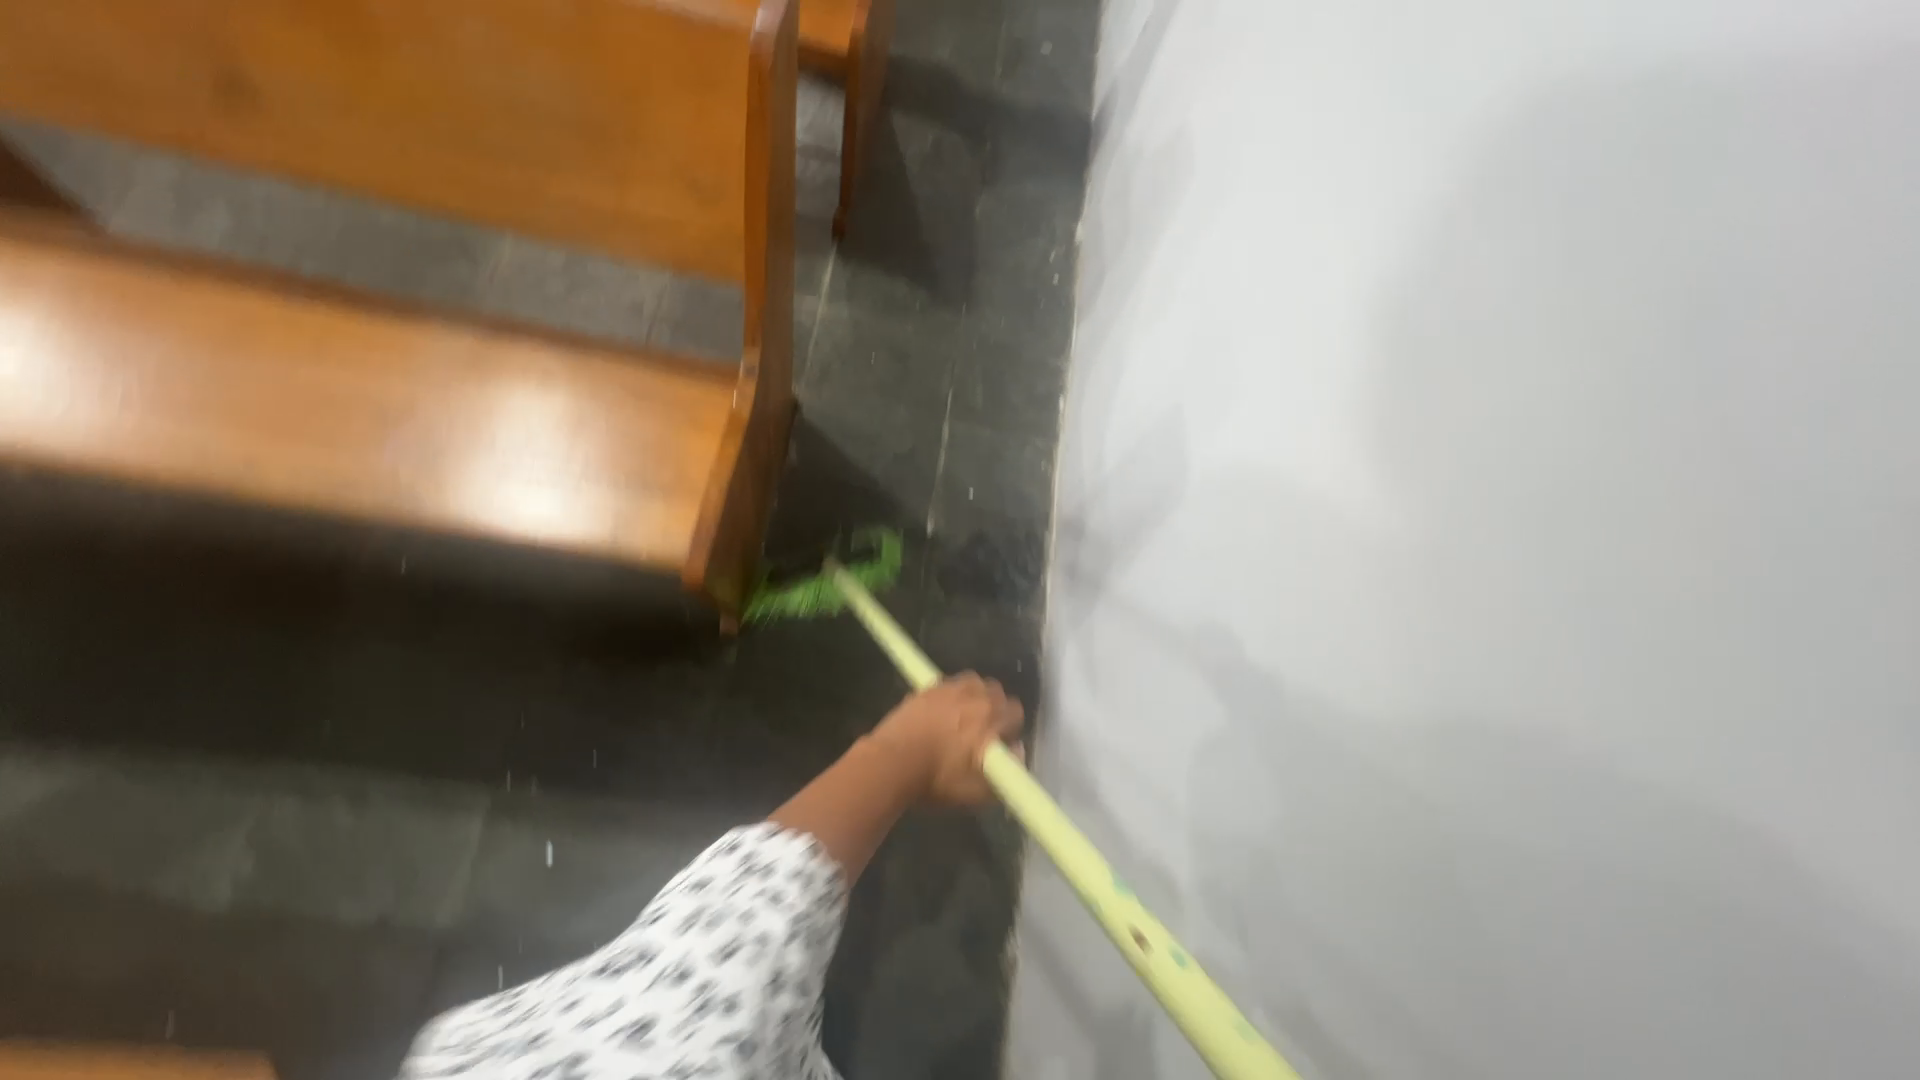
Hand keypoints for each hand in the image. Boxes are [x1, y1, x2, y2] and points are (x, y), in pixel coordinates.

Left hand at [870, 673, 1024, 804]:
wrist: (892, 763)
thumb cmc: (938, 779)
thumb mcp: (980, 791)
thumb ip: (1008, 771)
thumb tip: (1017, 751)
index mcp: (991, 719)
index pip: (1015, 711)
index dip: (1011, 726)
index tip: (1002, 740)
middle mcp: (974, 697)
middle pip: (995, 690)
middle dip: (994, 706)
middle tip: (983, 727)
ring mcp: (948, 689)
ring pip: (972, 681)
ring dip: (974, 694)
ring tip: (963, 713)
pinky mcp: (926, 688)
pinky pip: (947, 683)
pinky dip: (950, 693)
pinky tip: (940, 710)